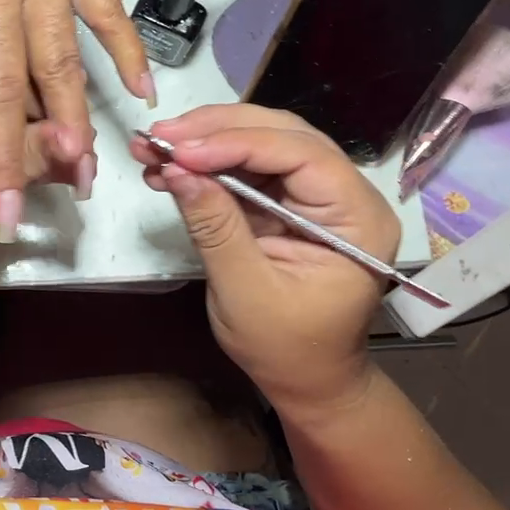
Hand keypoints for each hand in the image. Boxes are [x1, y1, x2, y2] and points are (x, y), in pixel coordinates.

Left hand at [0, 93, 74, 299]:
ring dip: (50, 151)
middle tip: (90, 147)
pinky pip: (11, 158)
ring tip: (87, 168)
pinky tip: (74, 176)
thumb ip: (27, 157)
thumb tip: (81, 129)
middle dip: (51, 128)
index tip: (77, 109)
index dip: (36, 92)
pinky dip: (40, 168)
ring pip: (14, 133)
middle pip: (6, 106)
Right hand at [128, 105, 400, 412]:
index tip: (178, 150)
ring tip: (152, 146)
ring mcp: (315, 196)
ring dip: (204, 141)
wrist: (305, 379)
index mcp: (357, 219)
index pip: (302, 156)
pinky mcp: (287, 202)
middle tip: (159, 135)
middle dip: (216, 130)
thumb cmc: (284, 346)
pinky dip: (205, 165)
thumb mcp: (244, 289)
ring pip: (261, 144)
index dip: (237, 143)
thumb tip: (175, 170)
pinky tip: (166, 168)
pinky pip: (246, 169)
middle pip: (283, 136)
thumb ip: (214, 226)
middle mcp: (345, 195)